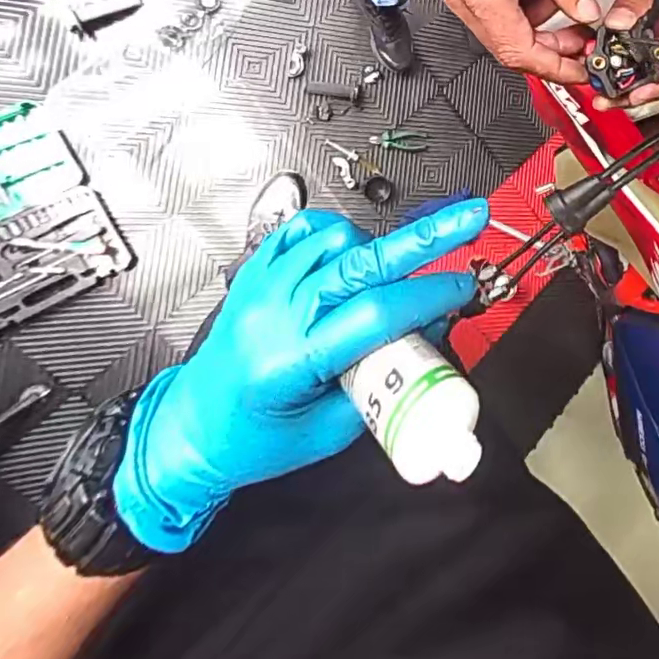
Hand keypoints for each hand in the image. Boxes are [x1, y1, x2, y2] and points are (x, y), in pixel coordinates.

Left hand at [111, 200, 488, 551]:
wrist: (191, 428)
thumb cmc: (254, 441)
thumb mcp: (329, 430)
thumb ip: (383, 382)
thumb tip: (426, 336)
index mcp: (291, 360)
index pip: (377, 313)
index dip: (429, 296)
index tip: (462, 287)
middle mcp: (275, 312)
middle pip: (364, 259)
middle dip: (426, 235)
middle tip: (467, 218)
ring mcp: (262, 285)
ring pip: (337, 238)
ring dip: (378, 248)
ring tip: (388, 274)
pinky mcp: (256, 271)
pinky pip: (304, 229)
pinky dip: (337, 233)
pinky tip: (349, 252)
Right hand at [423, 0, 596, 82]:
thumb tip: (584, 9)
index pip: (520, 52)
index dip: (555, 68)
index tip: (581, 71)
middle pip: (510, 49)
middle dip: (551, 52)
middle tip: (584, 41)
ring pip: (504, 32)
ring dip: (540, 31)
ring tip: (571, 12)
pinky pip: (495, 12)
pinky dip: (524, 13)